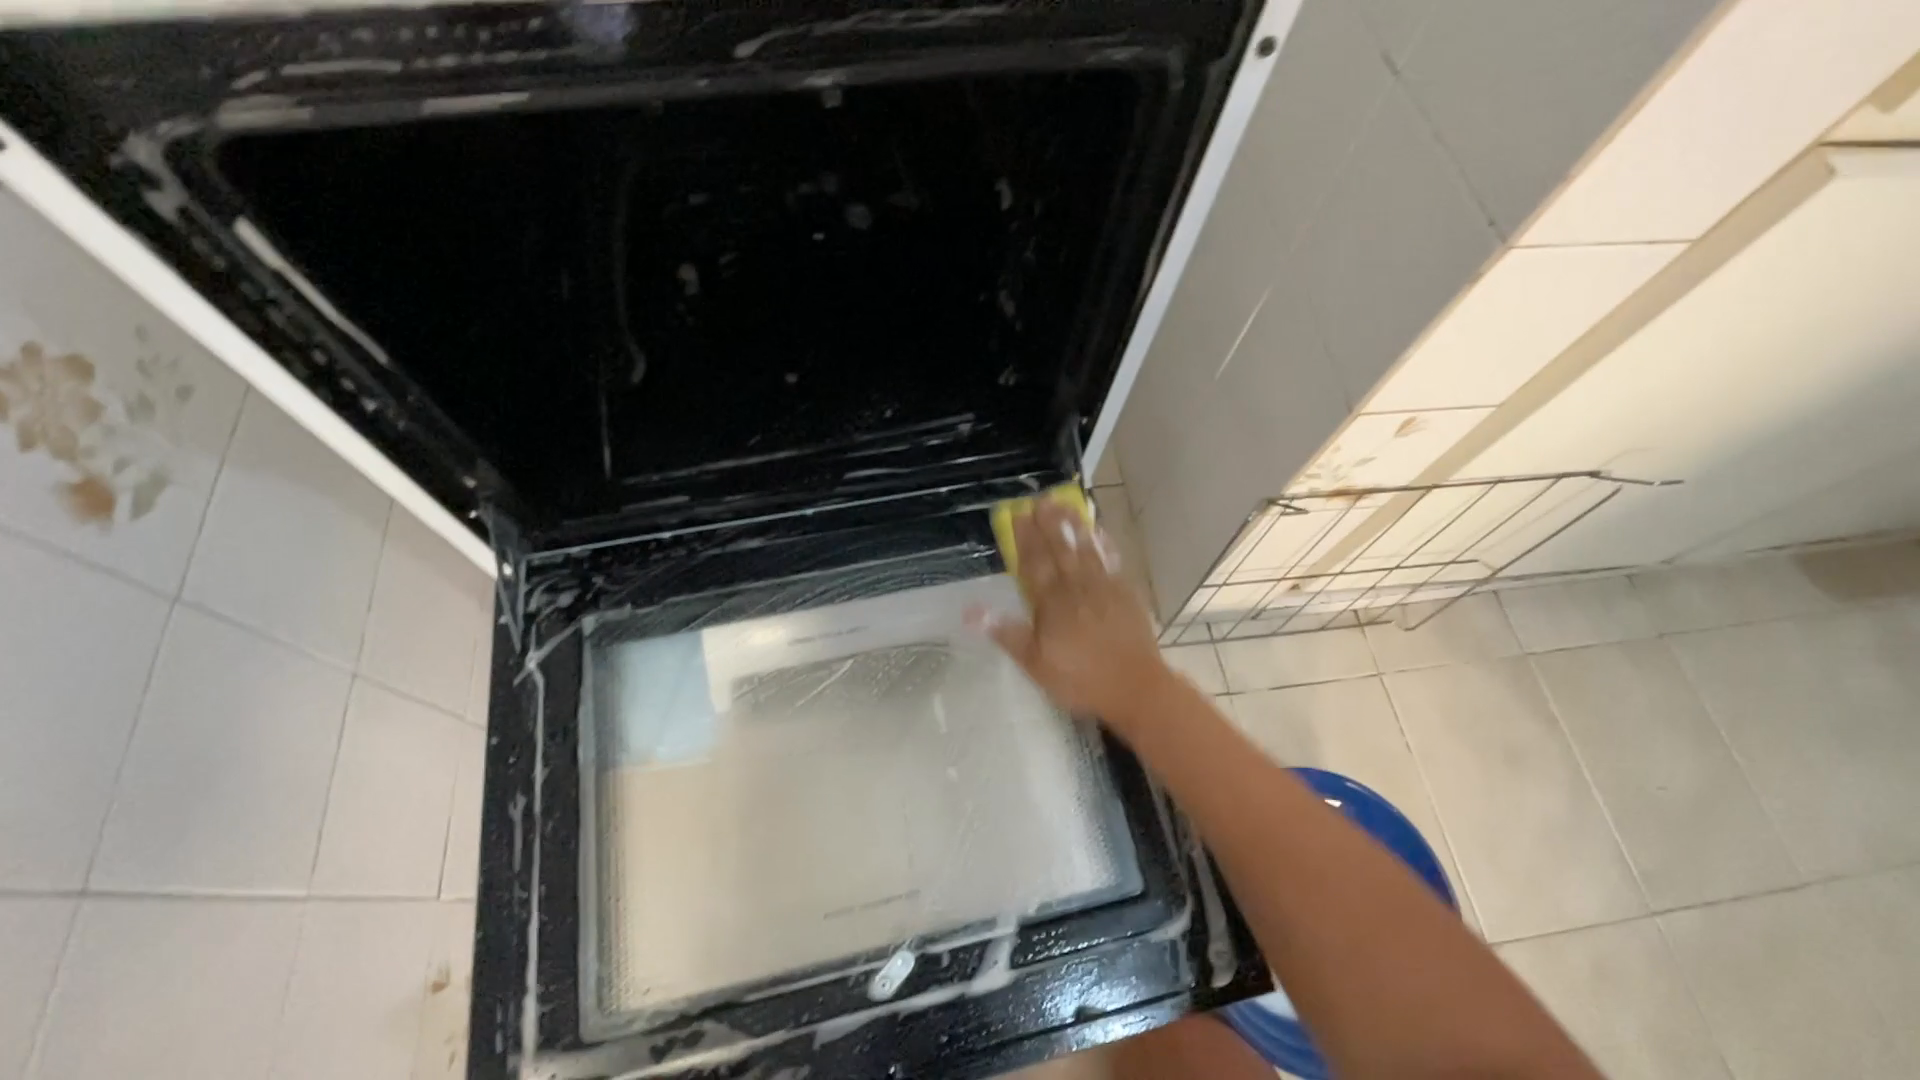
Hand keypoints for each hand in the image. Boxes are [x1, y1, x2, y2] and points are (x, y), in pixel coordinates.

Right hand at [974, 497, 1172, 728]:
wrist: (1134, 686)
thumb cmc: (1079, 679)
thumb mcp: (1034, 663)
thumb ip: (1006, 633)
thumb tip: (970, 611)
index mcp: (1051, 603)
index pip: (1033, 564)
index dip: (1024, 539)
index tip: (1017, 515)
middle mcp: (1076, 588)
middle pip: (1059, 550)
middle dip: (1048, 524)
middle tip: (1040, 500)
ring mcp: (1104, 588)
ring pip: (1085, 550)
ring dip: (1074, 526)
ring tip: (1065, 505)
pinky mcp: (1126, 593)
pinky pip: (1112, 561)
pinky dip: (1104, 545)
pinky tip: (1099, 532)